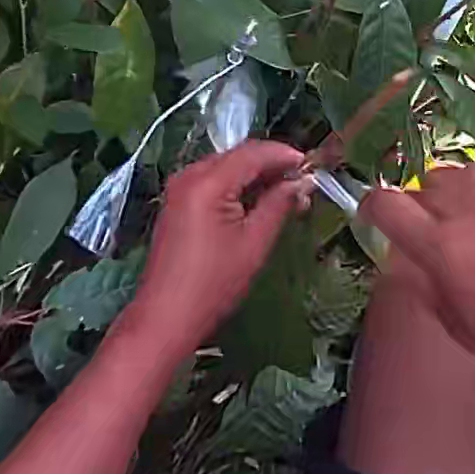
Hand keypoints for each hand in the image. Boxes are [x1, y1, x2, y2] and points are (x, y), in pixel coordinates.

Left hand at [123, 141, 311, 349]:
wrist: (164, 320)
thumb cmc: (213, 284)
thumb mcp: (254, 243)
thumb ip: (279, 204)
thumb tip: (302, 182)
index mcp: (207, 182)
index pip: (253, 153)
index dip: (284, 155)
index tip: (311, 165)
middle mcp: (190, 175)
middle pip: (238, 155)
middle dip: (271, 164)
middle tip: (301, 181)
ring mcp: (180, 187)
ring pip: (227, 166)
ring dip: (255, 174)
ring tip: (285, 192)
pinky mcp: (177, 201)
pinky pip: (213, 179)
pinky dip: (237, 184)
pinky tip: (257, 200)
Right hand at [361, 163, 474, 394]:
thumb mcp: (462, 327)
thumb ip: (421, 283)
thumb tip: (396, 254)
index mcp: (444, 248)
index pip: (385, 203)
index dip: (372, 207)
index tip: (372, 214)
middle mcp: (465, 206)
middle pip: (418, 187)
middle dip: (419, 209)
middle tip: (438, 236)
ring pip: (450, 174)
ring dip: (450, 197)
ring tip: (473, 226)